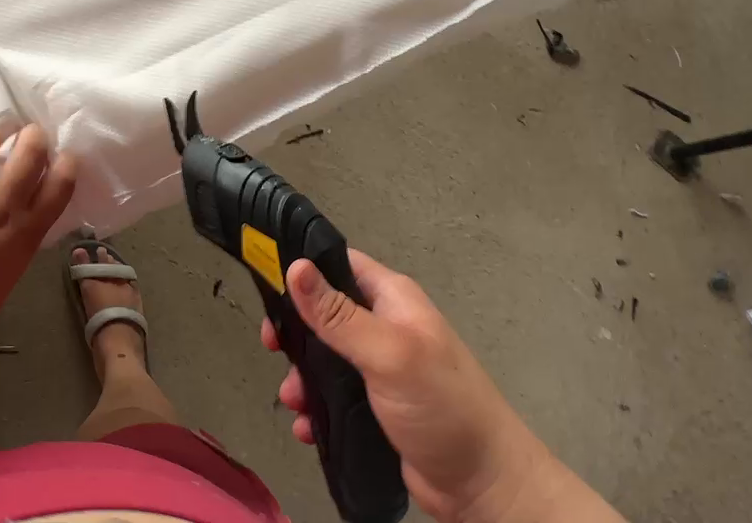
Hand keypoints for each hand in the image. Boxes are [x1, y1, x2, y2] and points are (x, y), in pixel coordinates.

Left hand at [0, 124, 78, 349]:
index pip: (61, 182)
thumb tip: (24, 211)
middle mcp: (1, 203)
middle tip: (27, 135)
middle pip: (30, 150)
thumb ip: (22, 235)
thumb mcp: (12, 269)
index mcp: (26, 229)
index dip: (67, 162)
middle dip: (33, 135)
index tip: (62, 157)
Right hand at [264, 249, 615, 522]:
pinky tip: (307, 426)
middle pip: (323, 312)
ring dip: (302, 377)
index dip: (303, 267)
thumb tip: (295, 266)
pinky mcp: (375, 405)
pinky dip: (316, 409)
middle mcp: (384, 326)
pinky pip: (333, 396)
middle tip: (271, 346)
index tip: (266, 282)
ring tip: (293, 400)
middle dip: (295, 331)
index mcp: (392, 299)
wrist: (485, 488)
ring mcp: (380, 367)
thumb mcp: (388, 353)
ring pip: (323, 358)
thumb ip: (338, 313)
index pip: (338, 263)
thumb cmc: (443, 408)